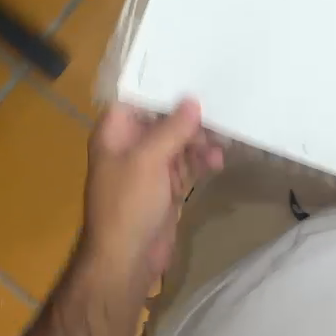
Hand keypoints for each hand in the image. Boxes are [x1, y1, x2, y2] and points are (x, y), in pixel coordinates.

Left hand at [78, 100, 222, 294]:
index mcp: (115, 132)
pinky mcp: (165, 185)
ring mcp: (149, 166)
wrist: (126, 261)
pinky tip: (218, 162)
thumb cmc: (128, 204)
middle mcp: (130, 144)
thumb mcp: (148, 159)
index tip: (192, 73)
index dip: (161, 86)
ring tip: (220, 145)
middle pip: (163, 119)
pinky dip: (201, 160)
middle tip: (217, 114)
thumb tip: (193, 101)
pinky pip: (186, 163)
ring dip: (200, 141)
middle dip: (189, 117)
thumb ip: (172, 128)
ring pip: (178, 141)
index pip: (137, 97)